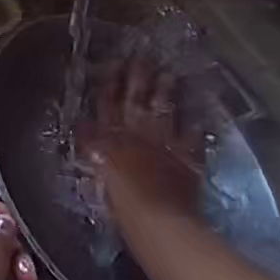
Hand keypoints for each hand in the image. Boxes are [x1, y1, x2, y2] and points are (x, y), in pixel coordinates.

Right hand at [80, 57, 203, 223]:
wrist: (158, 220)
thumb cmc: (120, 204)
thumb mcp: (97, 173)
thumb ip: (92, 147)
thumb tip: (83, 125)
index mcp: (114, 138)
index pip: (108, 105)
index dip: (110, 85)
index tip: (113, 67)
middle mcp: (139, 133)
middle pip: (137, 100)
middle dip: (138, 78)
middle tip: (141, 58)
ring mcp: (165, 141)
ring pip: (165, 109)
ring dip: (167, 92)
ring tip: (169, 73)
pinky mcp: (187, 156)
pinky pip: (191, 135)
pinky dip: (193, 125)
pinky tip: (196, 116)